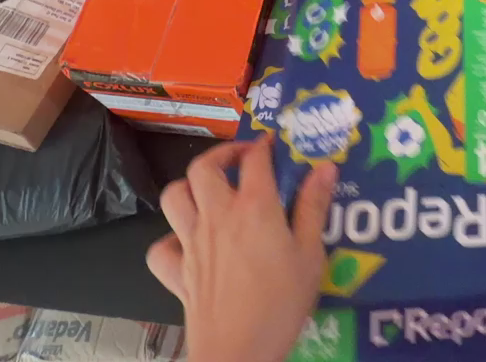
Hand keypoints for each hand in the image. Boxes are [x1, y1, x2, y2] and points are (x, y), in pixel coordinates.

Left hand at [147, 137, 338, 361]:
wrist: (238, 357)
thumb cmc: (280, 304)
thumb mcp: (311, 255)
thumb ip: (314, 207)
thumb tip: (325, 166)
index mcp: (255, 206)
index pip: (255, 158)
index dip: (265, 145)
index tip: (277, 145)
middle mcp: (218, 216)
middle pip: (203, 167)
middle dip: (222, 155)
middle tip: (242, 161)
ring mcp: (192, 244)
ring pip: (174, 197)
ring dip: (191, 187)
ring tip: (213, 192)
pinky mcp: (177, 274)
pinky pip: (160, 248)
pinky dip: (170, 240)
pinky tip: (190, 244)